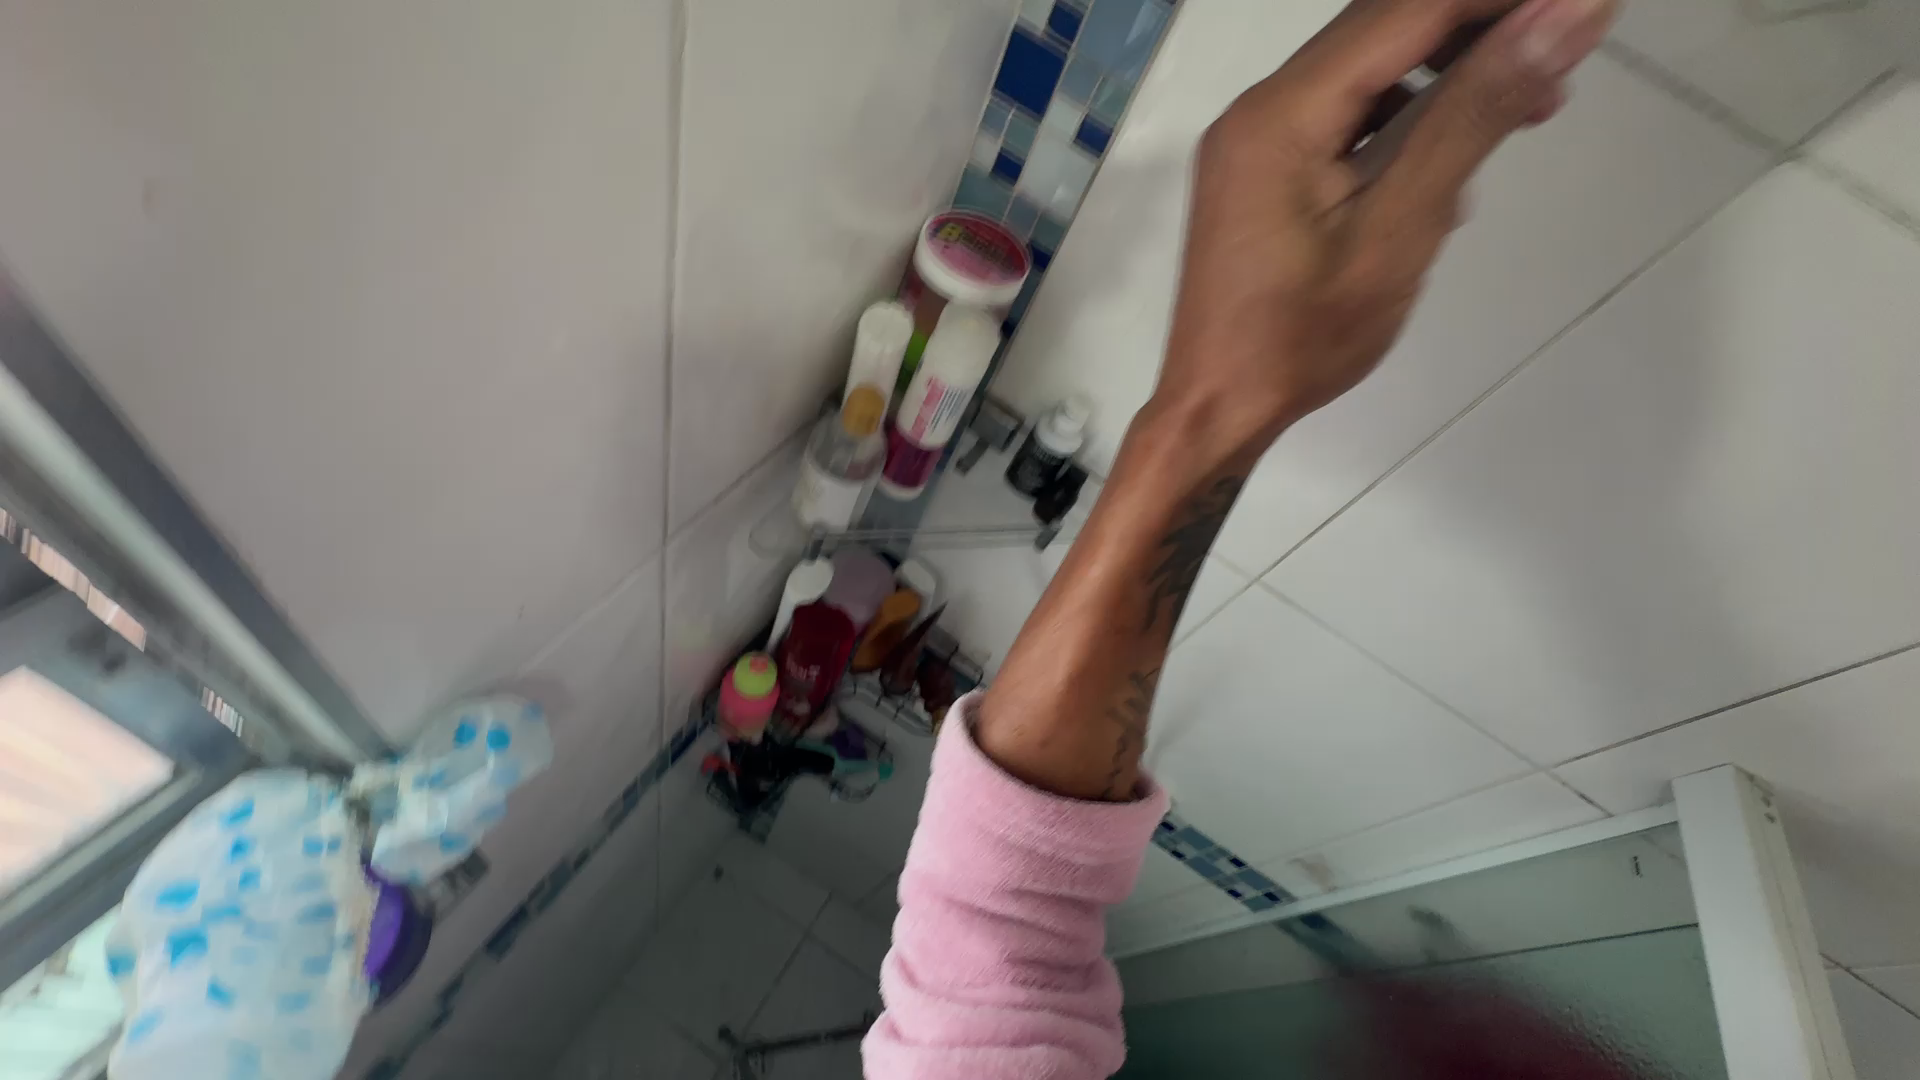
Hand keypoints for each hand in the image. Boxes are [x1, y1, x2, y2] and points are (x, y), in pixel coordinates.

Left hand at [1154, 0, 1617, 451]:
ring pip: (1363, 80)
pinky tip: (1442, 176)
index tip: (1588, 13)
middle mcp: (1253, 115)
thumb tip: (1568, 11)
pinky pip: (1338, 128)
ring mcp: (1248, 150)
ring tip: (1521, 117)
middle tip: (1560, 66)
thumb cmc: (1300, 340)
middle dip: (1479, 32)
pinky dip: (1397, 133)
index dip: (1501, 0)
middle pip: (1382, 31)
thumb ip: (1472, 116)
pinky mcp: (1255, 182)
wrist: (1218, 406)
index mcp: (1277, 117)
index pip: (1408, 10)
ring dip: (1444, 85)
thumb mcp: (1396, 231)